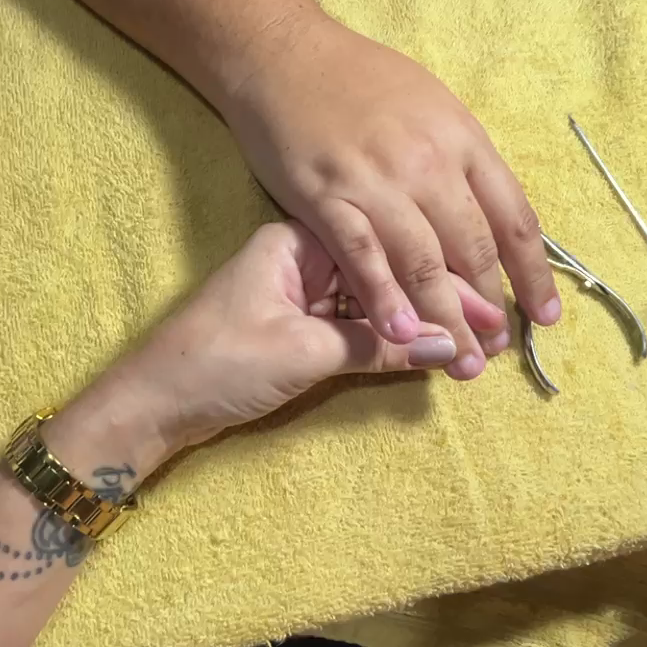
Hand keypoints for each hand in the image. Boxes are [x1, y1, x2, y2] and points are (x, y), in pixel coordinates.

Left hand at [63, 222, 459, 475]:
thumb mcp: (302, 353)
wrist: (153, 404)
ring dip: (416, 324)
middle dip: (437, 303)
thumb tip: (447, 346)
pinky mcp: (297, 325)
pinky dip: (387, 340)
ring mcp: (300, 292)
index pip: (384, 249)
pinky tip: (425, 350)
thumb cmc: (217, 363)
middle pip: (385, 273)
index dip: (438, 281)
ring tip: (470, 344)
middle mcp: (304, 258)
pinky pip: (355, 325)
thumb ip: (376, 347)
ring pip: (374, 301)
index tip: (487, 308)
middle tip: (494, 330)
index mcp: (298, 242)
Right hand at [216, 15, 559, 381]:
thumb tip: (486, 211)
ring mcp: (376, 181)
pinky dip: (383, 297)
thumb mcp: (429, 103)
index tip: (544, 315)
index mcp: (461, 138)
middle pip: (472, 249)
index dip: (533, 273)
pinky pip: (362, 256)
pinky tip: (400, 333)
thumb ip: (459, 157)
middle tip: (498, 354)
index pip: (513, 217)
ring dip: (446, 318)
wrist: (283, 55)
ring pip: (423, 262)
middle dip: (490, 308)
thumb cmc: (357, 78)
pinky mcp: (326, 197)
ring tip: (461, 362)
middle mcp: (428, 163)